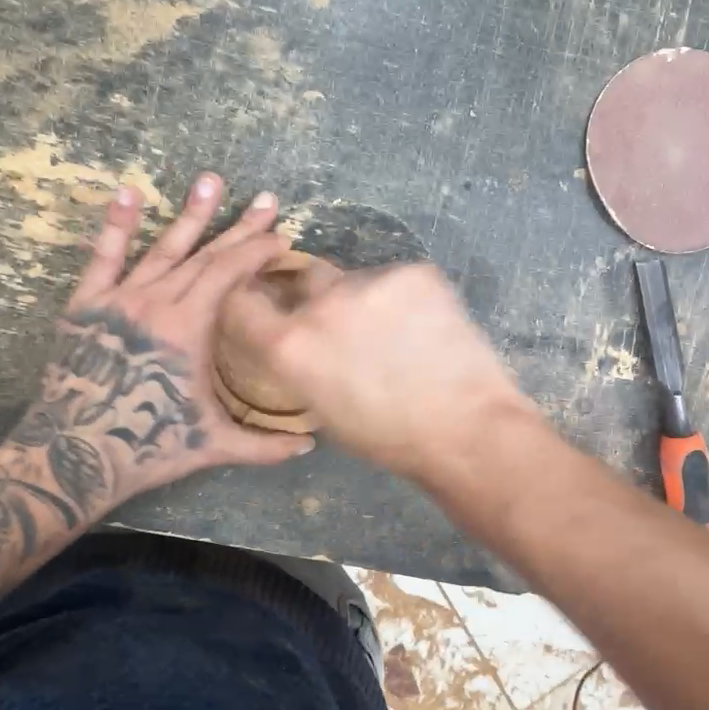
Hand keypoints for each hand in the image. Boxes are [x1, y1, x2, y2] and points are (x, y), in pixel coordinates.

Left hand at [5, 173, 315, 508]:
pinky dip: (115, 225)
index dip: (258, 252)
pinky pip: (103, 258)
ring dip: (191, 216)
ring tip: (211, 181)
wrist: (72, 454)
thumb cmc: (147, 447)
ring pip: (162, 248)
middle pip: (205, 255)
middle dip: (240, 229)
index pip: (230, 273)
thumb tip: (310, 446)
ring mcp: (119, 299)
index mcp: (189, 327)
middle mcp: (156, 301)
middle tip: (267, 201)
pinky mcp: (86, 304)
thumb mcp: (213, 444)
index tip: (282, 238)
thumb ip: (264, 444)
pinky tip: (127, 192)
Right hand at [222, 263, 535, 482]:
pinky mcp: (413, 272)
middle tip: (349, 326)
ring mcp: (369, 282)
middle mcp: (321, 304)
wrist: (464, 427)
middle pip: (304, 278)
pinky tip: (425, 328)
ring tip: (398, 335)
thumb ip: (301, 364)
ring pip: (356, 279)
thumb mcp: (321, 408)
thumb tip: (303, 341)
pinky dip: (405, 298)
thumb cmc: (388, 437)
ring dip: (366, 299)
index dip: (253, 299)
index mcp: (289, 345)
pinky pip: (397, 278)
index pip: (243, 302)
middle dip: (318, 297)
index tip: (268, 303)